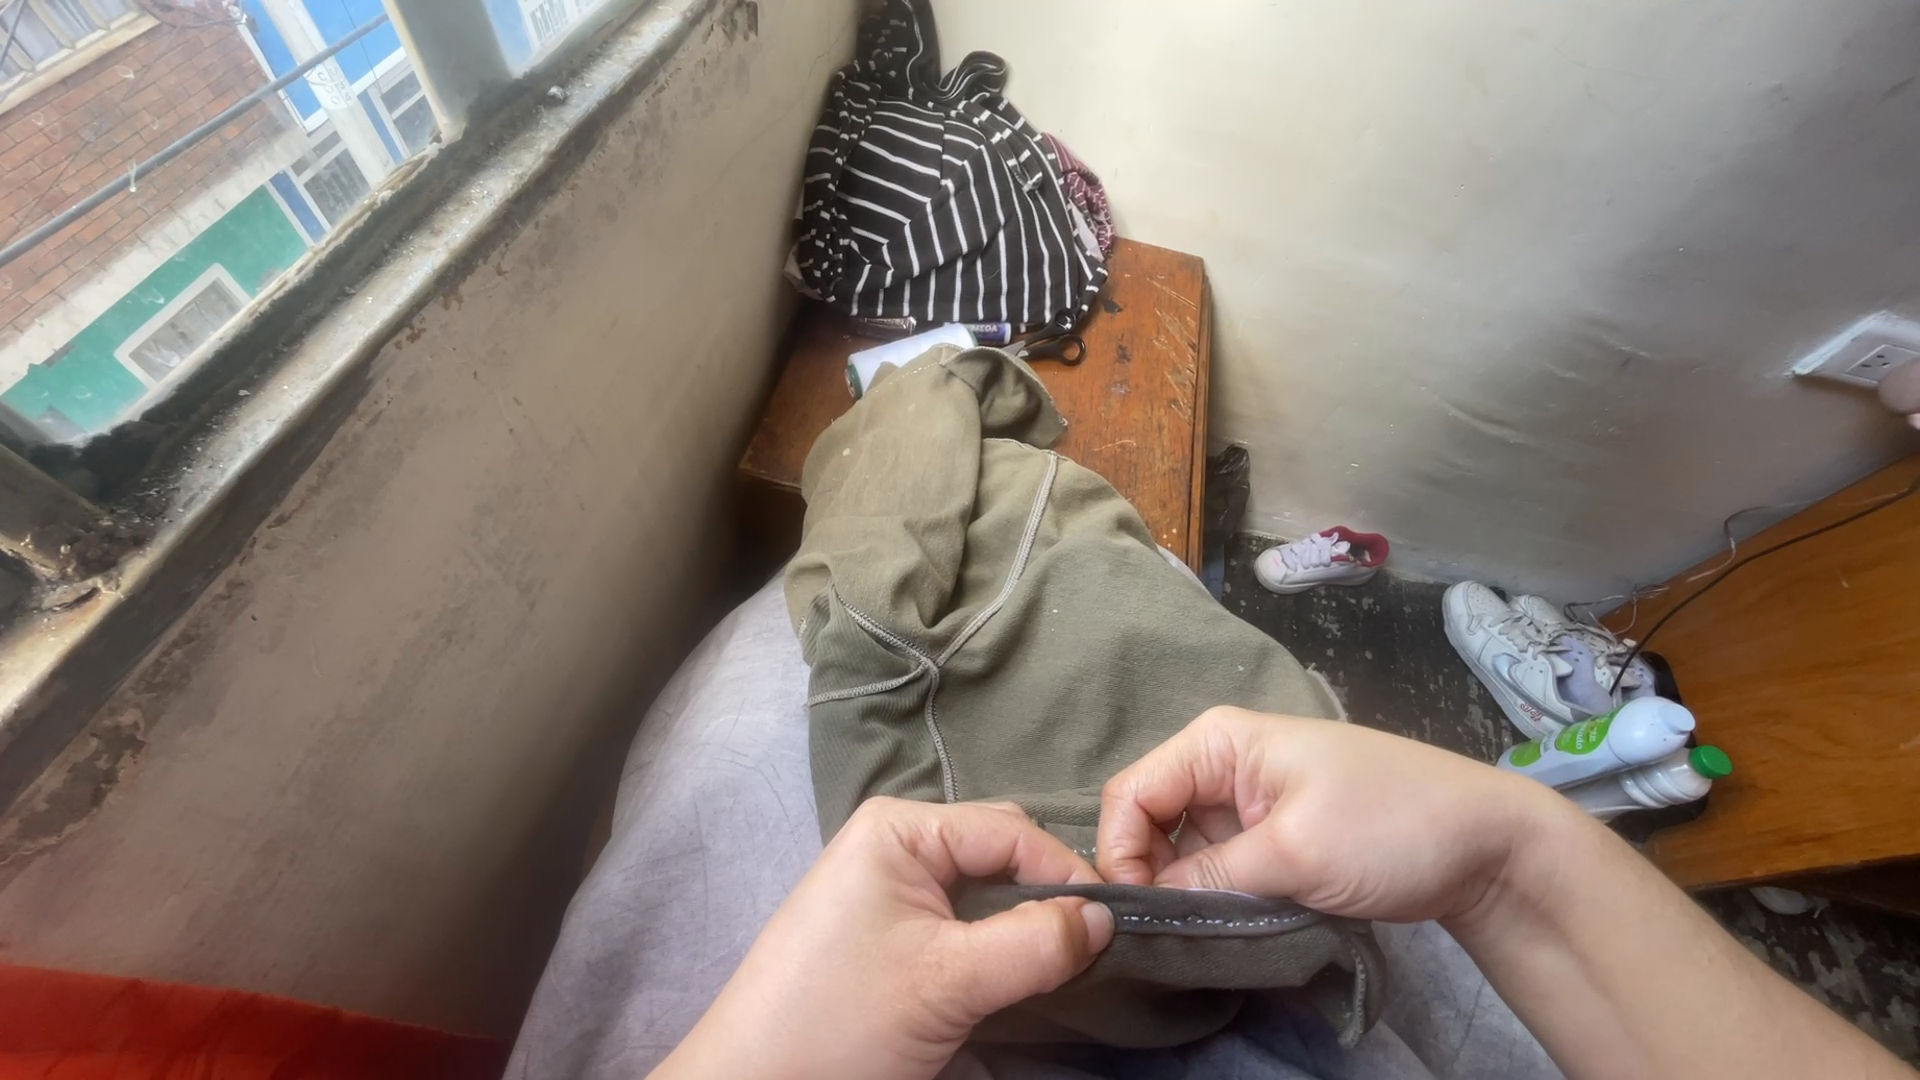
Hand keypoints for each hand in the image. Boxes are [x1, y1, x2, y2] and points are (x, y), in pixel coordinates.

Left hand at [653, 798, 1114, 1079]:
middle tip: (1088, 943)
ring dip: (1020, 918)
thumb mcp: (947, 981)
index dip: (1063, 871)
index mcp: (901, 825)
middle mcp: (895, 837)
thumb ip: (1033, 944)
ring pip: (980, 884)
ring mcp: (887, 878)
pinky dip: (992, 935)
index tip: (1114, 921)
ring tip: (1057, 957)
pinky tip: (1011, 965)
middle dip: (1043, 892)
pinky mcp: (885, 920)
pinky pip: (957, 911)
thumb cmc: (842, 1021)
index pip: (1007, 830)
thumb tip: (1106, 917)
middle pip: (995, 849)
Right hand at [1098, 706, 1569, 925]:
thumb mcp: (1296, 851)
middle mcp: (1217, 766)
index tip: (1139, 914)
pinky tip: (1221, 930)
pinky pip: (1214, 867)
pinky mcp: (1265, 838)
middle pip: (1148, 820)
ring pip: (1178, 850)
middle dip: (1148, 875)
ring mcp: (1242, 803)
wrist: (1489, 847)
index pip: (1133, 792)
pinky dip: (1211, 899)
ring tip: (1195, 938)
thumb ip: (1211, 877)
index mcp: (1214, 743)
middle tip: (1165, 935)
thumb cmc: (1389, 823)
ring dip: (1181, 893)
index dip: (1121, 851)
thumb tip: (1145, 907)